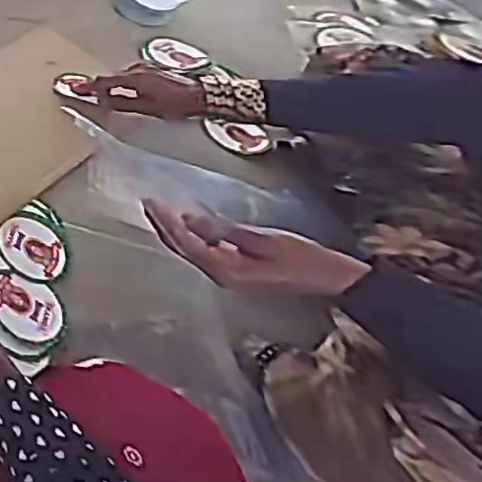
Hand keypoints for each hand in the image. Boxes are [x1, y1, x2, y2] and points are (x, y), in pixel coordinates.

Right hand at [85, 65, 203, 118]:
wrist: (204, 94)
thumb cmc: (177, 104)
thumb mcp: (147, 108)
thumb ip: (122, 103)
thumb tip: (103, 101)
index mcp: (133, 78)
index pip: (103, 82)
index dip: (88, 87)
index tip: (75, 89)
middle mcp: (138, 69)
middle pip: (112, 77)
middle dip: (99, 86)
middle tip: (88, 93)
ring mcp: (147, 67)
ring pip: (122, 76)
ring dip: (113, 84)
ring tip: (107, 95)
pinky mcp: (154, 70)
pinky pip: (132, 75)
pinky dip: (124, 82)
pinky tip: (127, 89)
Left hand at [142, 198, 370, 296]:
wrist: (331, 279)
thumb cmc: (301, 258)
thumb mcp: (261, 239)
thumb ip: (222, 230)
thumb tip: (190, 219)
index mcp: (225, 270)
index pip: (184, 242)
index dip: (166, 221)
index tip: (152, 202)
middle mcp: (221, 276)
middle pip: (182, 248)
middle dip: (163, 225)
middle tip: (149, 202)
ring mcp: (227, 276)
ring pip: (190, 251)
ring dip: (174, 231)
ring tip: (161, 210)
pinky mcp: (235, 272)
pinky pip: (203, 252)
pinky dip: (190, 237)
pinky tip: (187, 225)